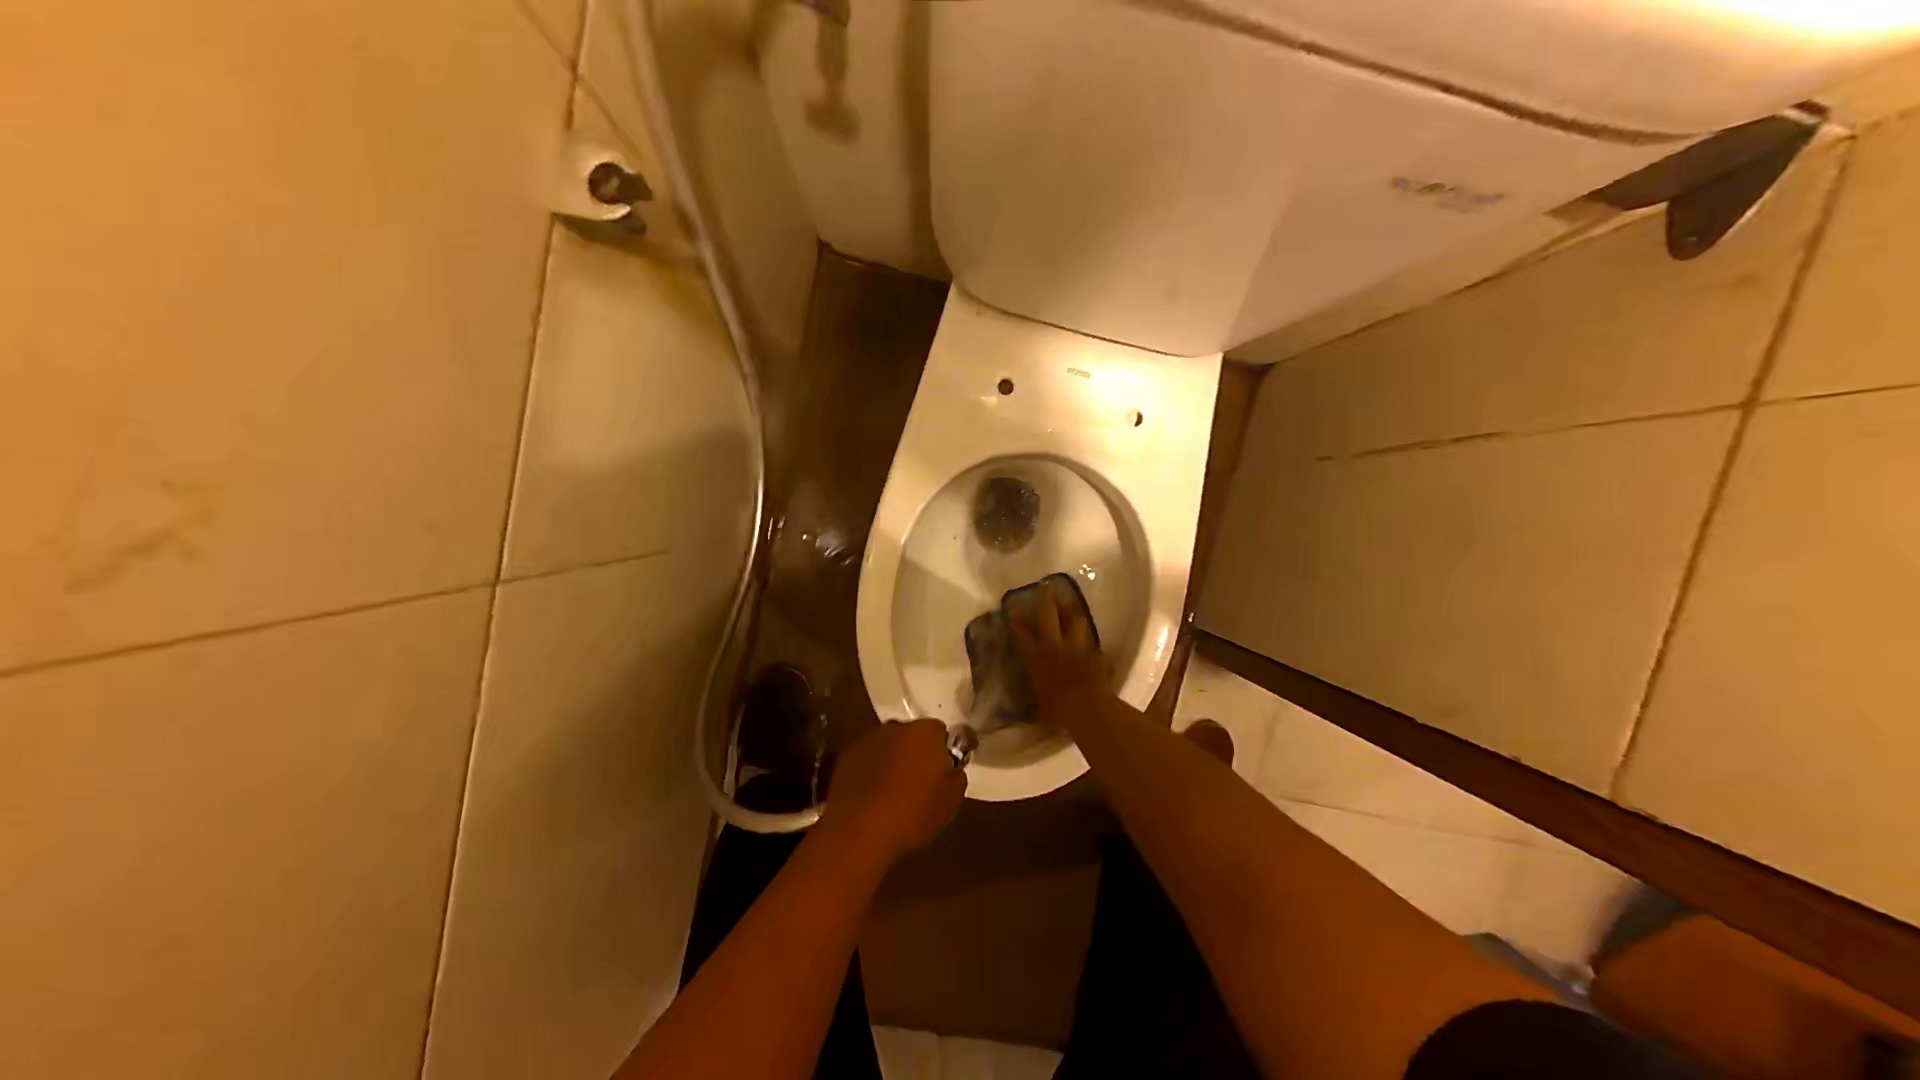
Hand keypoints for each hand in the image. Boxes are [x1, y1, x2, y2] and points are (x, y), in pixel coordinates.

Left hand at [819, 719, 966, 865]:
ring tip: (892, 791)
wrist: (859, 831)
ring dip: (891, 759)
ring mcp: (867, 740)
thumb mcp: (950, 801)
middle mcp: (896, 727)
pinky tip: (871, 795)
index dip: (942, 751)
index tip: (941, 772)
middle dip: (915, 752)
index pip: (940, 731)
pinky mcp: (845, 756)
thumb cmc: (912, 815)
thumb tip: (951, 768)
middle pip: (911, 734)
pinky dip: (870, 769)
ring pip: (887, 745)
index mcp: (926, 733)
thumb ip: (956, 776)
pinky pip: (866, 758)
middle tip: (919, 781)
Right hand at [1009, 586, 1105, 711]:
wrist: (1088, 707)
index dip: (1016, 622)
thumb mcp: (1039, 710)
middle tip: (1044, 586)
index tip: (1012, 612)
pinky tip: (1086, 631)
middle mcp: (1053, 645)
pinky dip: (1086, 633)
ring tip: (1069, 601)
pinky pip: (1089, 636)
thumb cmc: (1059, 710)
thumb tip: (1024, 714)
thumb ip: (1031, 707)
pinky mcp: (1093, 650)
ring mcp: (1075, 645)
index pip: (1021, 634)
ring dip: (1070, 608)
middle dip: (1045, 599)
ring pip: (1074, 618)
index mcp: (1035, 657)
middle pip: (1048, 614)